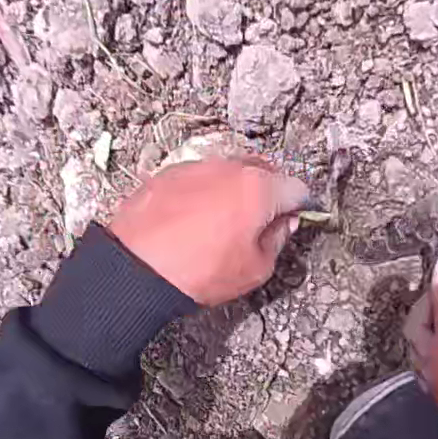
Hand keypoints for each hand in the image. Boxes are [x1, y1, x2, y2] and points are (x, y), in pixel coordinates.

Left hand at [106, 157, 309, 305]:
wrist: (136, 269)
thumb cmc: (198, 271)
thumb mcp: (255, 269)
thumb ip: (277, 240)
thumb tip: (283, 225)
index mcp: (260, 189)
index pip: (297, 188)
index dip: (301, 206)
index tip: (295, 219)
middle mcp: (230, 168)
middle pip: (265, 172)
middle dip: (271, 193)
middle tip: (264, 222)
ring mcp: (197, 167)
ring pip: (231, 172)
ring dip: (237, 191)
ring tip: (226, 223)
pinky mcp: (169, 173)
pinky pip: (201, 178)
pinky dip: (206, 193)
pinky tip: (198, 220)